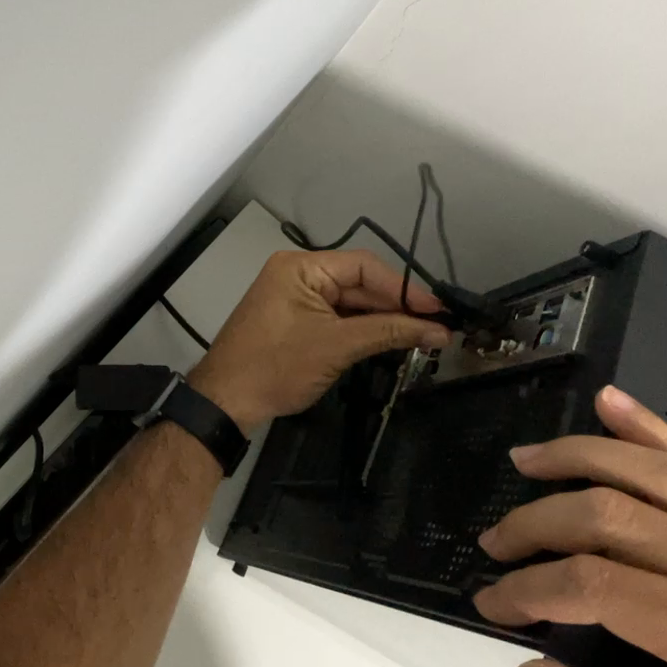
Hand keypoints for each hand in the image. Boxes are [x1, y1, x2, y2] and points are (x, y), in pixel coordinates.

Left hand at [187, 249, 449, 433]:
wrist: (226, 399)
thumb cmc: (277, 366)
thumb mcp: (337, 346)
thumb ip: (389, 331)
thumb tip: (439, 330)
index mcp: (300, 267)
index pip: (364, 266)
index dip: (404, 288)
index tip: (439, 311)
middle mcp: (297, 274)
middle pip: (359, 283)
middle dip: (397, 306)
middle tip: (438, 330)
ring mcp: (295, 297)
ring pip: (350, 302)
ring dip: (383, 319)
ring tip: (424, 338)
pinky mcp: (295, 320)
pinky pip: (337, 317)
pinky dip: (363, 329)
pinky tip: (392, 341)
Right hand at [473, 385, 666, 666]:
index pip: (600, 586)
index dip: (529, 589)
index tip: (491, 604)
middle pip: (617, 517)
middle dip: (537, 525)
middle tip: (494, 543)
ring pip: (661, 474)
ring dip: (582, 457)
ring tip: (526, 459)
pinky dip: (659, 433)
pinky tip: (616, 406)